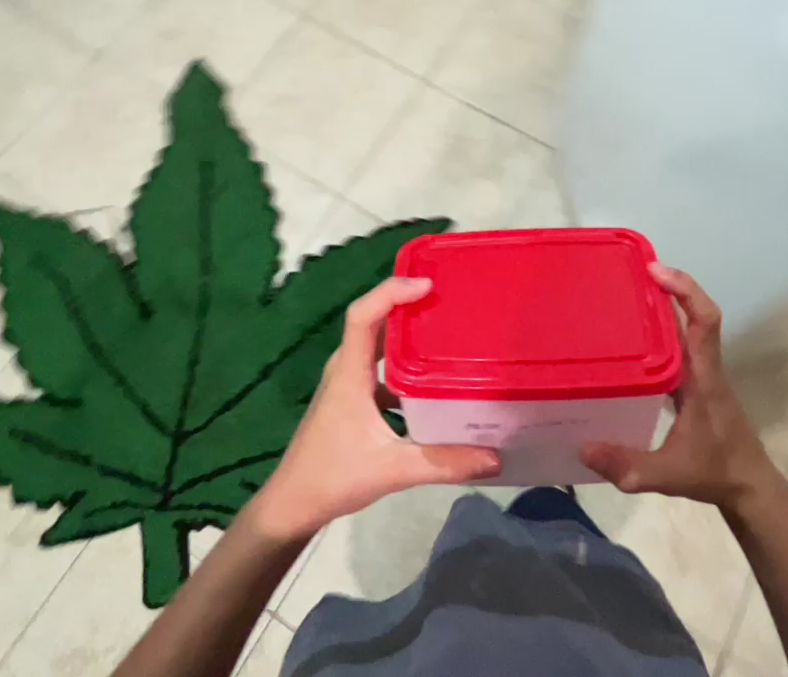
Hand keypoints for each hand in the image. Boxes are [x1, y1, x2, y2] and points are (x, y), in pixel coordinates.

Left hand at [243, 278, 500, 541]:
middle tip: (449, 299)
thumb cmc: (333, 477)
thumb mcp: (391, 470)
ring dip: (406, 331)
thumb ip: (442, 462)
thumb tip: (494, 457)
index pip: (363, 314)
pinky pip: (380, 364)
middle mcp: (346, 368)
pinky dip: (404, 360)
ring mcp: (347, 382)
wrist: (292, 504)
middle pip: (374, 320)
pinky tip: (432, 377)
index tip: (428, 285)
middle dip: (407, 303)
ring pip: (377, 343)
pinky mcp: (352, 398)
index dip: (391, 291)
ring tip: (447, 328)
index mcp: (349, 372)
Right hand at [580, 264, 779, 508]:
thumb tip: (583, 449)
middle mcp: (704, 367)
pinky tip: (628, 340)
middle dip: (664, 288)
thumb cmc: (714, 473)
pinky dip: (657, 332)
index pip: (705, 321)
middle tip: (624, 275)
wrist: (750, 487)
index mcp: (703, 378)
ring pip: (684, 329)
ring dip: (660, 308)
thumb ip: (628, 465)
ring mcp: (701, 374)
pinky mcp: (695, 384)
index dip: (685, 290)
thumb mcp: (668, 475)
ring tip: (620, 297)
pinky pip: (677, 346)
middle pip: (692, 315)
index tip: (654, 271)